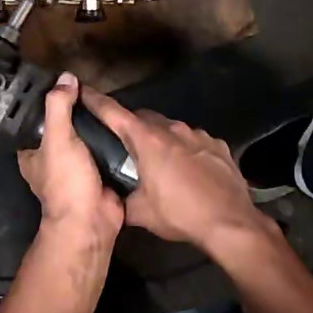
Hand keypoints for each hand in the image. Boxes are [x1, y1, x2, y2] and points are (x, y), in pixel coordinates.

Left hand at [18, 73, 123, 244]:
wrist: (92, 220)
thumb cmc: (66, 181)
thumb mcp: (58, 138)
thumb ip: (59, 107)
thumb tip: (66, 77)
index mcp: (33, 154)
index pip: (37, 121)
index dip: (50, 103)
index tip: (68, 85)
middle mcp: (53, 162)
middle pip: (66, 130)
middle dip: (81, 116)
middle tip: (97, 94)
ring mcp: (78, 171)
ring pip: (88, 142)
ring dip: (100, 130)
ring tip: (114, 106)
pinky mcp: (100, 177)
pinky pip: (107, 155)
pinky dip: (115, 144)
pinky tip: (125, 128)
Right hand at [77, 89, 271, 250]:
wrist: (229, 222)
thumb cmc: (180, 214)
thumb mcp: (141, 213)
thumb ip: (121, 200)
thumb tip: (111, 200)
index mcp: (148, 141)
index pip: (115, 113)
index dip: (96, 101)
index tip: (83, 90)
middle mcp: (174, 130)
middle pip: (144, 118)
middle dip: (132, 125)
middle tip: (123, 143)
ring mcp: (199, 135)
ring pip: (172, 129)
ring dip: (162, 139)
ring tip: (160, 161)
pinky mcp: (218, 145)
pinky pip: (195, 141)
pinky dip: (187, 150)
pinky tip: (189, 170)